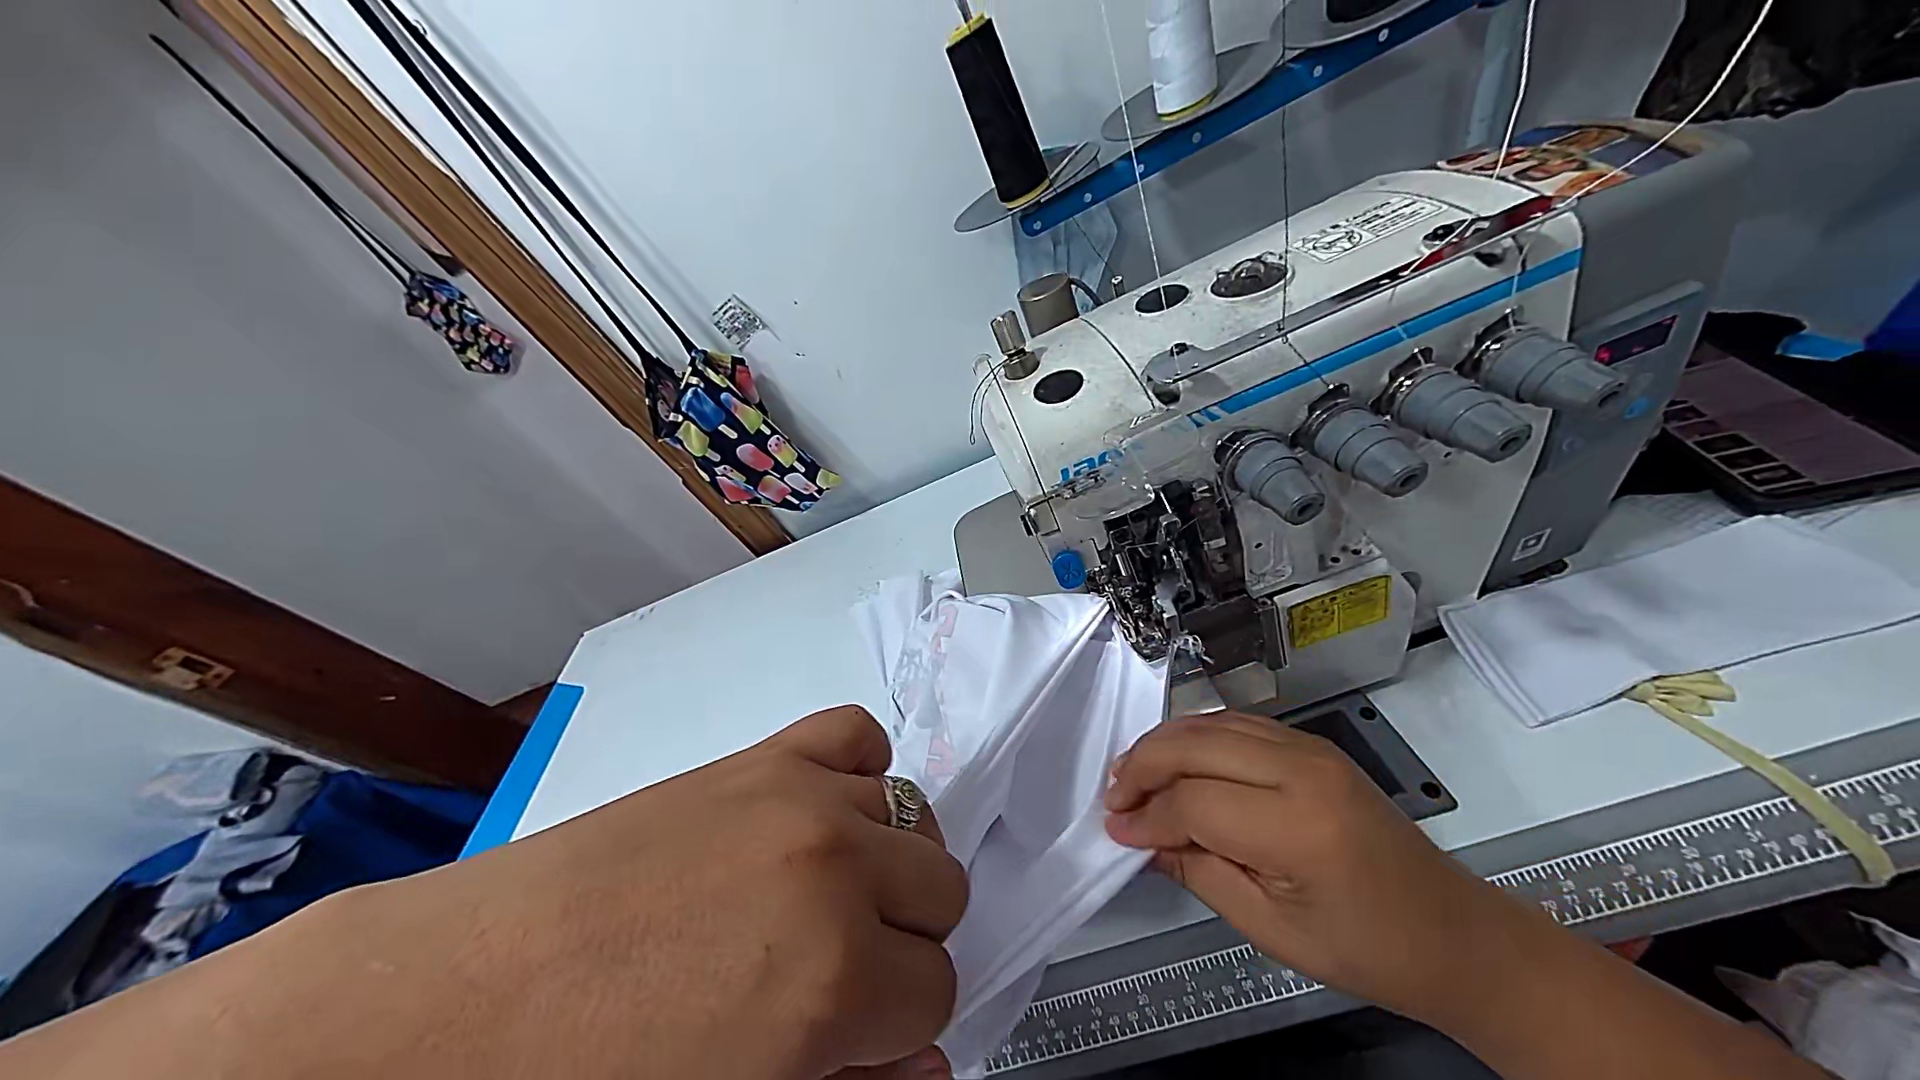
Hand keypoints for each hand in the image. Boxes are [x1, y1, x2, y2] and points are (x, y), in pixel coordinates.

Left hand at [416, 704, 968, 1078]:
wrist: (469, 1001)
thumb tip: (928, 1064)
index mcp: (836, 978)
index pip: (939, 992)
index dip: (899, 1023)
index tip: (857, 1031)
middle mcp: (836, 868)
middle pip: (941, 889)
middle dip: (903, 939)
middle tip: (841, 965)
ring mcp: (801, 796)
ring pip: (912, 814)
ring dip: (885, 860)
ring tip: (826, 891)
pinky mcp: (762, 756)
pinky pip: (855, 732)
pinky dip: (857, 767)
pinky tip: (824, 807)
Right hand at [1103, 712, 1541, 1027]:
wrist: (1454, 934)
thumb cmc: (1370, 948)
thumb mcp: (1271, 929)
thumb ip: (1199, 872)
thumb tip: (1144, 840)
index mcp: (1299, 826)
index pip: (1193, 799)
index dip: (1147, 814)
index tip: (1117, 831)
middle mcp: (1304, 770)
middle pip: (1195, 744)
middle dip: (1143, 765)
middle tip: (1115, 797)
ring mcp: (1311, 749)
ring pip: (1211, 723)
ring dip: (1164, 744)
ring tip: (1132, 775)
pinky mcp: (1312, 746)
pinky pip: (1237, 723)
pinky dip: (1195, 736)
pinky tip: (1176, 758)